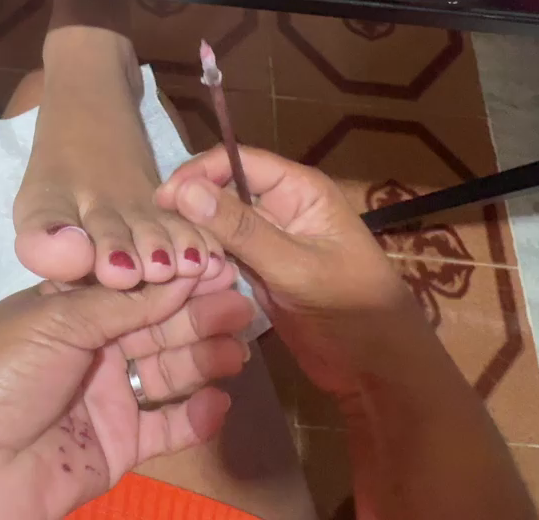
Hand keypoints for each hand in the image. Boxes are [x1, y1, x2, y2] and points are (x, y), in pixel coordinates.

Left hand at [0, 266, 253, 519]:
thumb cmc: (2, 374)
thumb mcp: (57, 321)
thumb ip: (122, 303)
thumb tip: (179, 270)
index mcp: (70, 307)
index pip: (133, 285)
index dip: (173, 275)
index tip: (218, 263)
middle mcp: (92, 347)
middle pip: (155, 326)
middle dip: (197, 313)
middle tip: (242, 304)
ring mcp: (105, 397)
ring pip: (166, 372)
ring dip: (202, 358)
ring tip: (238, 348)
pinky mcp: (116, 446)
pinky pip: (165, 428)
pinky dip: (194, 416)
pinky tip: (220, 400)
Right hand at [155, 146, 421, 400]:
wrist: (380, 377)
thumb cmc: (354, 313)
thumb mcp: (297, 268)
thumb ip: (241, 229)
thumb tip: (183, 190)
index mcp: (299, 189)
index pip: (237, 161)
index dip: (198, 174)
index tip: (162, 200)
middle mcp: (281, 205)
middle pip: (222, 188)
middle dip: (190, 205)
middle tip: (157, 232)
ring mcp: (269, 239)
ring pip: (218, 222)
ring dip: (193, 235)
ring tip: (162, 253)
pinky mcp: (259, 269)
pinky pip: (222, 252)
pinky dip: (202, 260)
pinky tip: (179, 272)